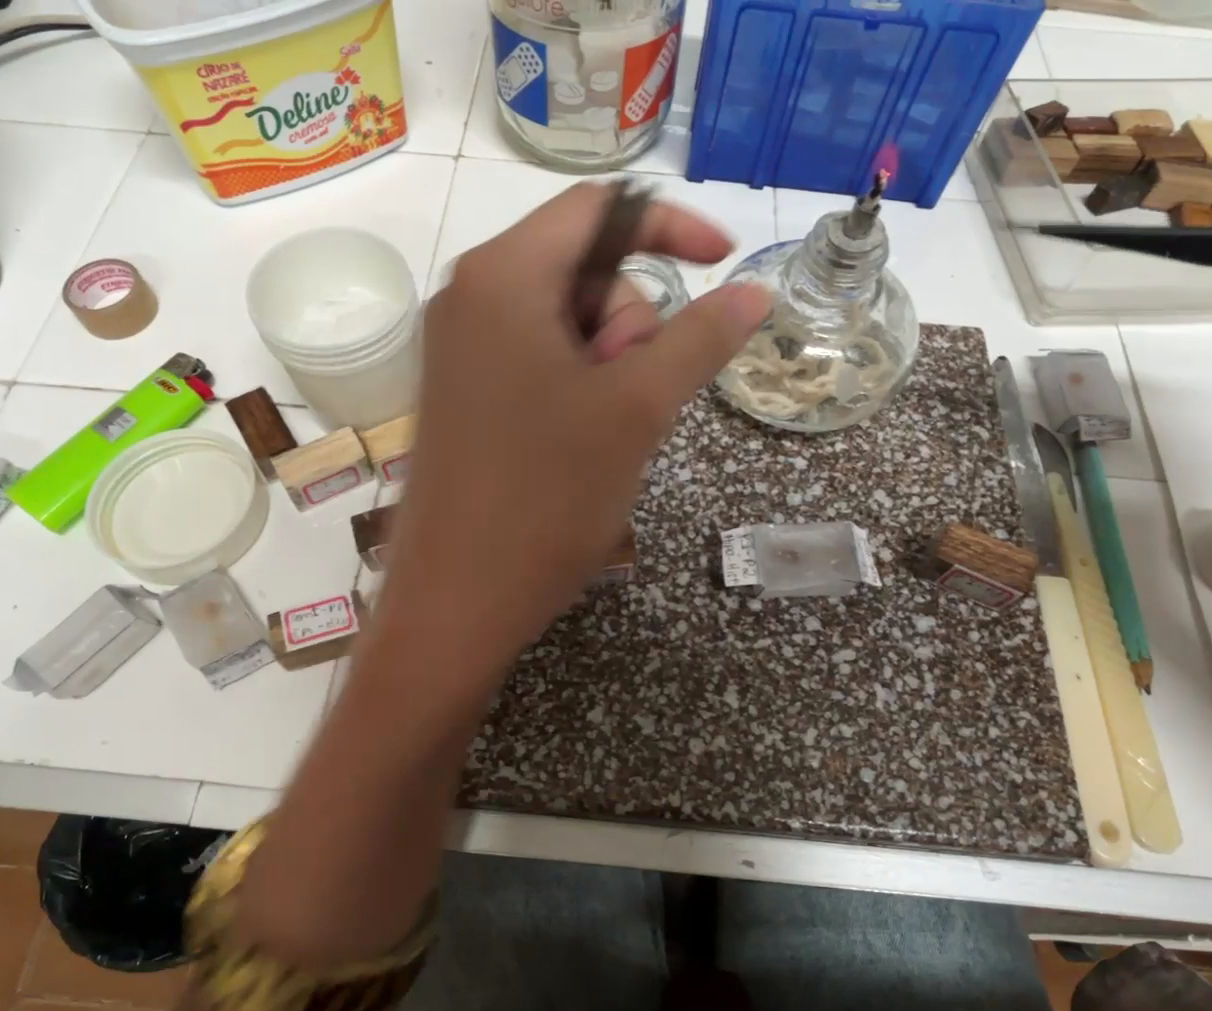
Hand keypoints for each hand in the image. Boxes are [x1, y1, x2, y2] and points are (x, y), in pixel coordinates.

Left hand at [378, 183, 771, 664]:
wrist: (456, 601)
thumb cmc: (546, 497)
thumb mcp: (637, 410)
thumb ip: (699, 338)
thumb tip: (755, 293)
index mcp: (503, 275)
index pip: (600, 209)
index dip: (671, 227)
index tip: (724, 265)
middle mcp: (469, 295)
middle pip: (584, 267)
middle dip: (629, 321)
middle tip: (631, 395)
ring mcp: (460, 347)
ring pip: (566, 320)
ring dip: (609, 362)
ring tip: (608, 431)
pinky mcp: (462, 393)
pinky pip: (538, 358)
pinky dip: (578, 385)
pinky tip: (583, 441)